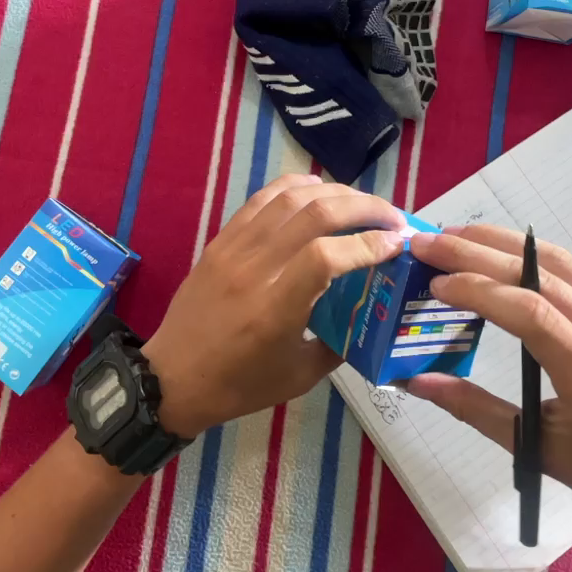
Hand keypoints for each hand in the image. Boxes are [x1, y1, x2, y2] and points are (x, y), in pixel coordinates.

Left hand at [142, 174, 406, 437]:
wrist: (172, 378)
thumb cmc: (239, 385)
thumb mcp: (299, 376)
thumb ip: (339, 341)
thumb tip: (369, 309)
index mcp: (274, 309)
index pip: (327, 255)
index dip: (369, 242)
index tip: (399, 243)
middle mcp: (254, 269)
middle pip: (314, 213)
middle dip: (363, 207)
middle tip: (393, 216)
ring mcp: (233, 249)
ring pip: (289, 197)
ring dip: (334, 192)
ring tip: (362, 202)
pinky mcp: (220, 240)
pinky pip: (261, 200)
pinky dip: (294, 187)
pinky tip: (318, 189)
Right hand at [401, 226, 571, 548]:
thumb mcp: (535, 448)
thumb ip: (474, 409)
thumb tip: (415, 381)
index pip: (533, 316)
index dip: (480, 291)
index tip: (436, 285)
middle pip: (541, 277)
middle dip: (477, 254)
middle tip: (428, 242)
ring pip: (561, 263)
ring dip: (503, 243)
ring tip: (456, 235)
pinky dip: (532, 257)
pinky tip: (500, 255)